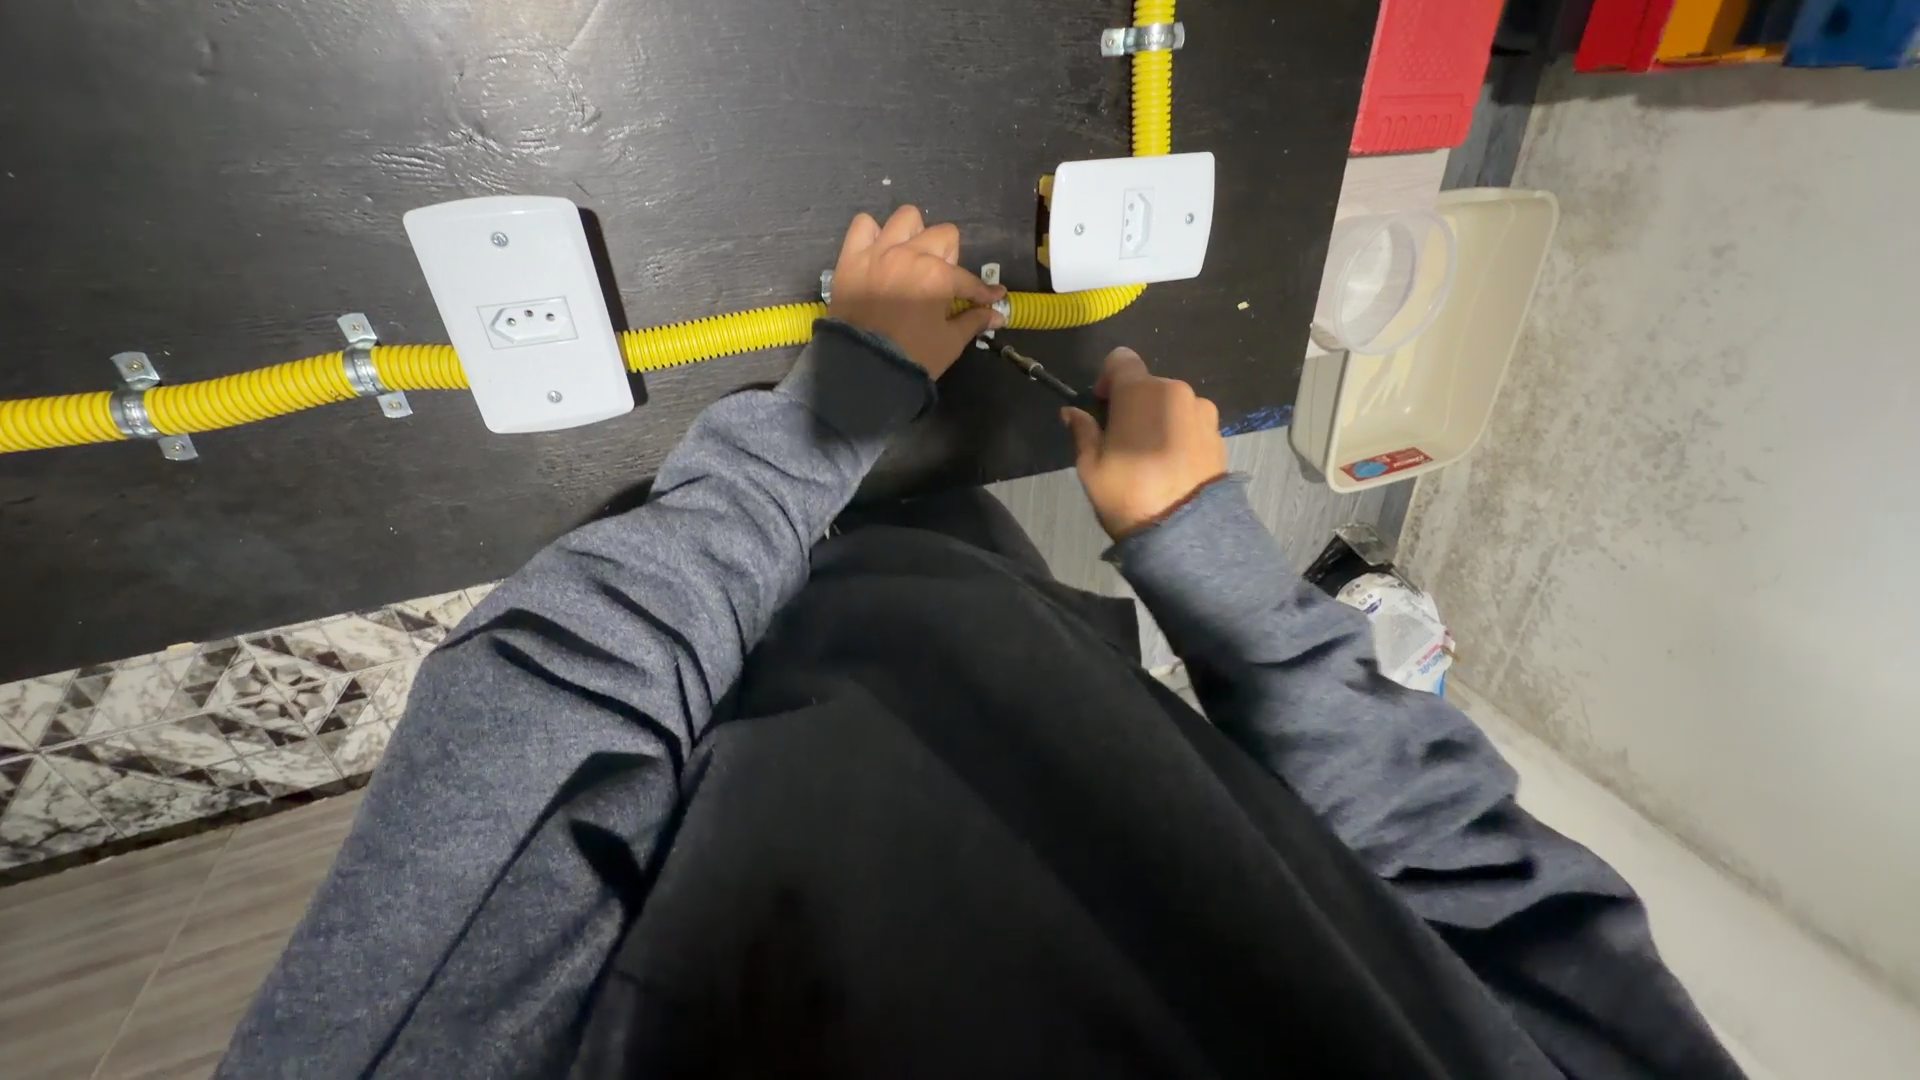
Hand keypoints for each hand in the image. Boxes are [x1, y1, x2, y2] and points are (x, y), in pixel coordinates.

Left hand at [828, 206, 1006, 378]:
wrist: (863, 368)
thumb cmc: (913, 357)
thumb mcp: (950, 342)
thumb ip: (974, 321)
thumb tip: (997, 314)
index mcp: (938, 275)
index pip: (969, 280)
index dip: (983, 292)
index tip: (992, 297)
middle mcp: (910, 254)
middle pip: (942, 235)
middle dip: (949, 257)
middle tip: (942, 281)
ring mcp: (879, 252)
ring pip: (905, 219)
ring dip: (915, 235)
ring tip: (912, 258)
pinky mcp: (852, 258)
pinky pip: (863, 225)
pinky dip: (873, 234)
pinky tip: (880, 252)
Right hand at [1062, 347, 1228, 539]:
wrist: (1184, 529)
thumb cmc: (1128, 493)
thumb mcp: (1090, 466)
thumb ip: (1082, 431)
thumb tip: (1072, 412)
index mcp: (1140, 391)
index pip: (1120, 359)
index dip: (1106, 378)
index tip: (1101, 406)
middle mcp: (1175, 390)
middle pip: (1147, 384)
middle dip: (1132, 403)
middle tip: (1121, 439)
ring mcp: (1202, 410)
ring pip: (1171, 403)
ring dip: (1157, 418)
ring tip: (1150, 455)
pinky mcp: (1218, 432)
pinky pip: (1190, 421)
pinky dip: (1178, 433)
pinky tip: (1171, 464)